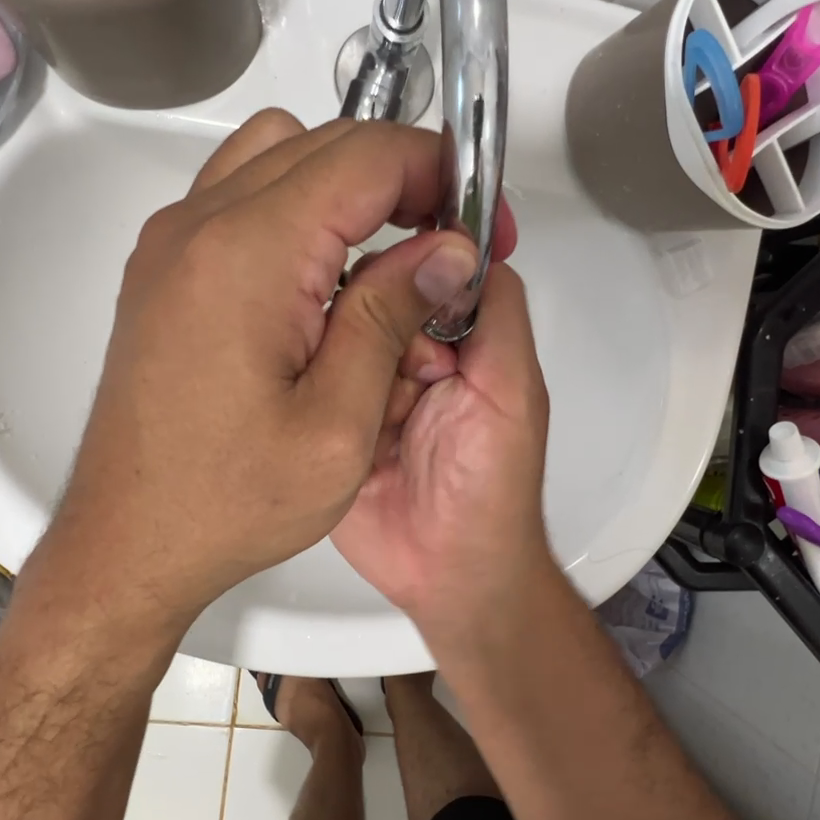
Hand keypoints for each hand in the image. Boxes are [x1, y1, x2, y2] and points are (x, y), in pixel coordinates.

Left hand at [29, 109, 515, 638]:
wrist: (132, 540)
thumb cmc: (227, 502)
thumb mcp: (339, 425)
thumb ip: (392, 318)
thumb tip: (446, 251)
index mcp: (249, 257)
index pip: (366, 159)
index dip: (439, 175)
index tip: (478, 221)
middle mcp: (199, 229)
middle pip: (326, 145)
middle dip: (404, 177)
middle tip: (450, 241)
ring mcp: (173, 246)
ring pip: (279, 156)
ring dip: (347, 186)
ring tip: (393, 254)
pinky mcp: (165, 272)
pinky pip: (239, 196)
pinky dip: (298, 209)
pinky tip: (327, 277)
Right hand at [331, 263, 556, 635]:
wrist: (449, 572)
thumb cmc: (494, 490)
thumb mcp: (513, 392)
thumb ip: (499, 319)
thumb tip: (472, 248)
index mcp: (458, 343)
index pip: (425, 270)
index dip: (411, 265)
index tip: (394, 270)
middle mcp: (407, 358)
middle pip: (372, 296)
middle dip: (371, 317)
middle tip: (394, 375)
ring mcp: (363, 389)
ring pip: (335, 334)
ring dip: (339, 352)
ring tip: (359, 397)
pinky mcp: (329, 421)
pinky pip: (308, 382)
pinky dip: (307, 381)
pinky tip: (308, 392)